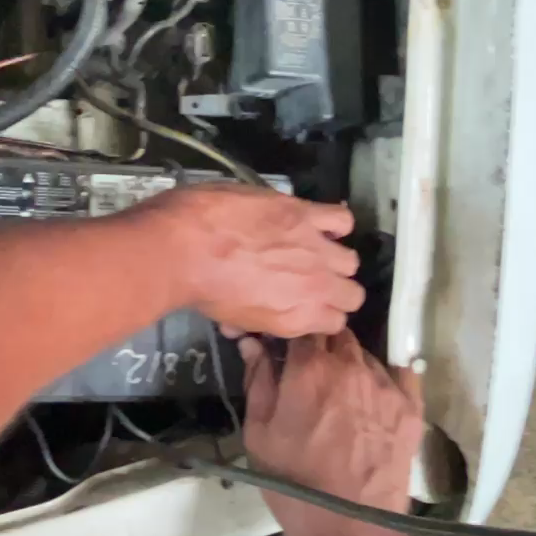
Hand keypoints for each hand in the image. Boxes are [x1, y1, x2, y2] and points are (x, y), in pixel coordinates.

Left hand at [132, 183, 362, 337]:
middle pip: (351, 293)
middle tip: (309, 278)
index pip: (336, 321)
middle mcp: (319, 286)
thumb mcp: (233, 319)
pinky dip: (335, 222)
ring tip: (310, 250)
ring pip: (350, 259)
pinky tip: (316, 222)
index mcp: (301, 317)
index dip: (322, 312)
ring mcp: (316, 247)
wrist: (184, 247)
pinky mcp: (304, 212)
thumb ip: (258, 320)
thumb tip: (249, 322)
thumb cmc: (201, 288)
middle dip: (333, 289)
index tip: (307, 303)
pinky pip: (342, 218)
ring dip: (333, 257)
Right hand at [240, 331, 423, 522]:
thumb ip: (257, 378)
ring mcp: (385, 386)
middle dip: (322, 345)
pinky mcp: (411, 409)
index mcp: (310, 368)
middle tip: (310, 371)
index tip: (285, 348)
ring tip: (341, 390)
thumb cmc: (293, 481)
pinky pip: (401, 373)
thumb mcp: (258, 431)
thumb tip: (253, 341)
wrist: (351, 529)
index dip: (293, 335)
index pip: (303, 327)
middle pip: (336, 336)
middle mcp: (351, 366)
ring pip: (365, 354)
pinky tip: (374, 391)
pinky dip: (385, 375)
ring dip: (350, 361)